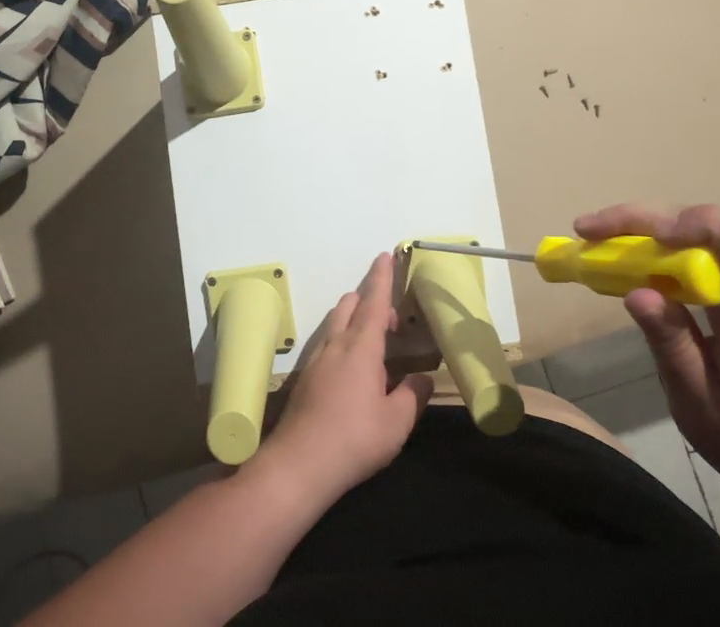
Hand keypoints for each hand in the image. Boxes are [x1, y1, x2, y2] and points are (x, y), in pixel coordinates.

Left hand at [247, 252, 433, 505]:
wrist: (298, 465)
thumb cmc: (354, 439)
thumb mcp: (397, 422)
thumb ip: (412, 395)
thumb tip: (421, 379)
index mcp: (361, 348)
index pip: (374, 303)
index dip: (382, 278)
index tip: (385, 255)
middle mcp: (335, 346)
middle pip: (349, 307)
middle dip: (369, 301)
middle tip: (392, 322)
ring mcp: (315, 362)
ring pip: (335, 326)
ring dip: (354, 323)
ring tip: (376, 350)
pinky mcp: (305, 381)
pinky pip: (328, 348)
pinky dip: (344, 345)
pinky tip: (354, 375)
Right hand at [576, 204, 719, 508]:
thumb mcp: (698, 403)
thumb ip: (669, 342)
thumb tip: (635, 291)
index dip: (701, 224)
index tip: (651, 235)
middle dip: (656, 218)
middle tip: (592, 230)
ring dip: (664, 231)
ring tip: (608, 243)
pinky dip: (679, 255)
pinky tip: (647, 272)